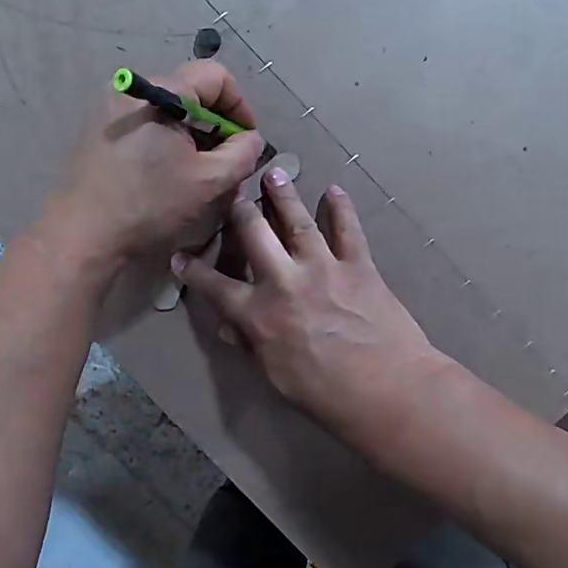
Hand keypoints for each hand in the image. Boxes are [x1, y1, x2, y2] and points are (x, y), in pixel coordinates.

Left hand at [38, 60, 265, 269]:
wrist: (82, 233)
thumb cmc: (149, 205)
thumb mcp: (209, 182)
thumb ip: (242, 154)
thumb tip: (250, 139)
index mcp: (160, 92)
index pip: (215, 76)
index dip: (240, 106)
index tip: (246, 141)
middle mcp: (130, 87)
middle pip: (189, 92)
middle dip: (214, 125)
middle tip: (224, 163)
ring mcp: (107, 106)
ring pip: (165, 110)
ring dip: (189, 136)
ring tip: (196, 172)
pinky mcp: (95, 128)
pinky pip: (142, 123)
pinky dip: (164, 141)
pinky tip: (165, 174)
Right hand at [173, 168, 448, 427]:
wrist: (388, 389)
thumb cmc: (325, 394)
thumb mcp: (275, 376)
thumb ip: (251, 345)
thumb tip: (231, 327)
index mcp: (257, 313)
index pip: (214, 285)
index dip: (193, 269)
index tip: (179, 256)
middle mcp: (284, 280)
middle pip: (253, 233)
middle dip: (239, 210)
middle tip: (234, 194)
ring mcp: (323, 267)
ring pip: (297, 221)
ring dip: (283, 195)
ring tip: (274, 173)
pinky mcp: (359, 265)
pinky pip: (348, 229)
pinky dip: (341, 208)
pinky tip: (334, 190)